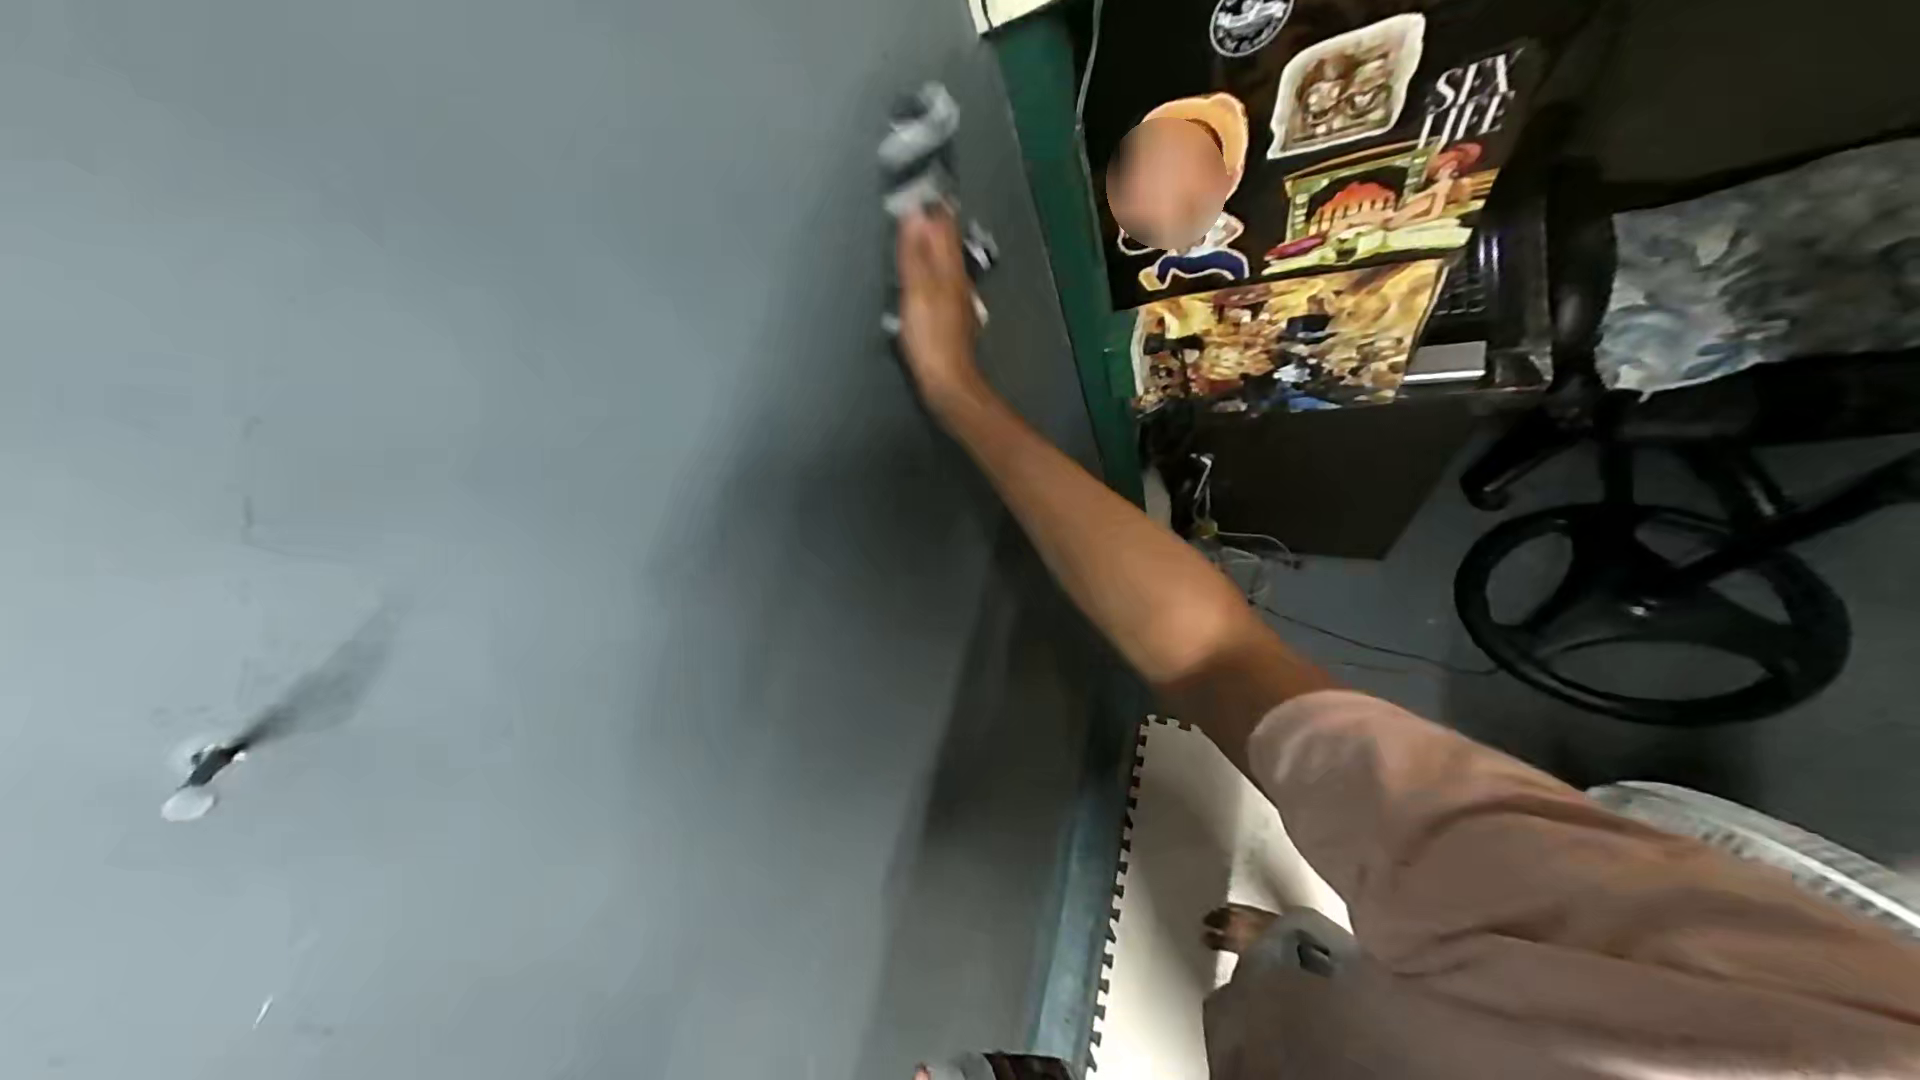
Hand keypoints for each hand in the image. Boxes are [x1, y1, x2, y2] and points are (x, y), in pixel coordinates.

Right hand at [895, 207, 984, 412]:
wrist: (947, 382)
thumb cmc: (931, 340)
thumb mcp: (917, 292)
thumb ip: (915, 254)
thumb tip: (915, 216)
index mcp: (950, 272)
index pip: (946, 229)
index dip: (936, 208)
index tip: (925, 188)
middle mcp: (959, 283)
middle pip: (948, 246)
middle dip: (935, 226)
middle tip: (920, 207)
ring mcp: (957, 303)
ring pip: (947, 266)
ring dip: (934, 249)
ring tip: (919, 237)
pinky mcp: (951, 322)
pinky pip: (943, 287)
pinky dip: (933, 274)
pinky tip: (925, 280)